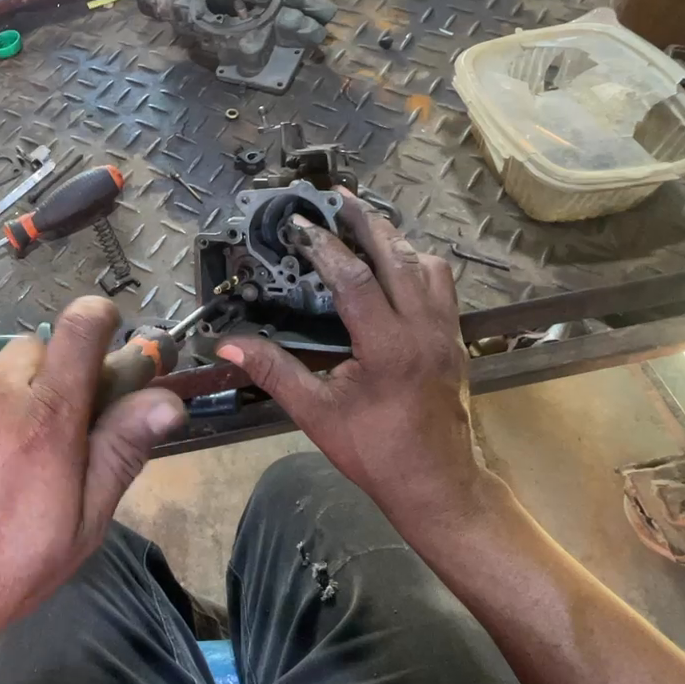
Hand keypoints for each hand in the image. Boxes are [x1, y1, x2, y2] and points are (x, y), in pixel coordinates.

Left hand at [0, 297, 186, 650]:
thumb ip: (121, 452)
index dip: (98, 319)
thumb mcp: (80, 526)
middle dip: (42, 380)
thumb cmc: (2, 572)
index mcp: (45, 418)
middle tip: (36, 433)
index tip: (103, 331)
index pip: (80, 330)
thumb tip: (168, 400)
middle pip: (31, 352)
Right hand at [218, 194, 487, 523]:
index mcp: (389, 347)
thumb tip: (229, 344)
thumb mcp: (316, 414)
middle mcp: (424, 329)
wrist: (440, 486)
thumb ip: (274, 371)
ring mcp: (447, 332)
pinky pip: (442, 284)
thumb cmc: (376, 452)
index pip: (354, 278)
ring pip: (428, 265)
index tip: (299, 223)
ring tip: (365, 224)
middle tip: (339, 197)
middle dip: (367, 221)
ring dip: (396, 239)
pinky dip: (416, 263)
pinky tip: (394, 266)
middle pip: (398, 255)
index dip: (324, 245)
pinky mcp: (455, 339)